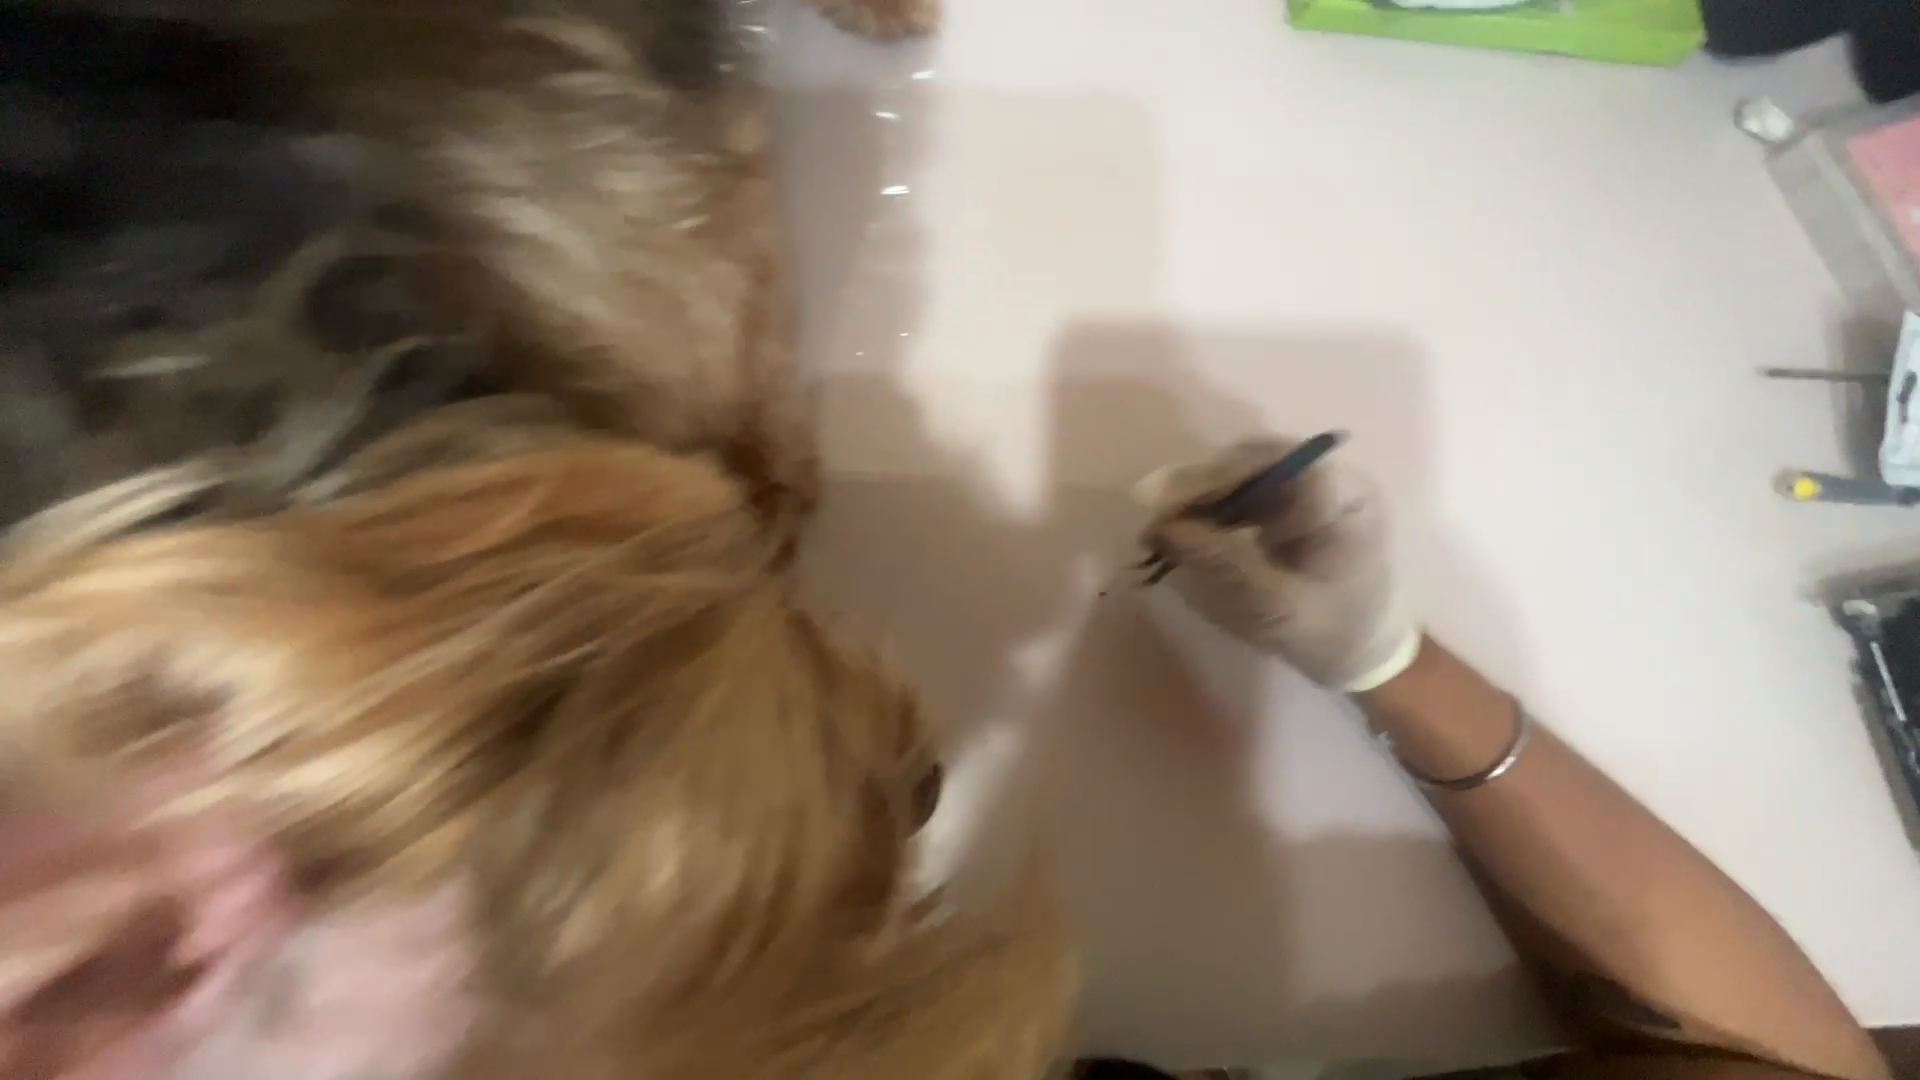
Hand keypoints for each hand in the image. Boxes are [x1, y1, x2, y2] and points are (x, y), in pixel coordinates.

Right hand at [1135, 437, 1420, 691]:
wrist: (1367, 657)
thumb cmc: (1332, 634)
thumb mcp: (1276, 608)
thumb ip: (1222, 564)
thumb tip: (1161, 529)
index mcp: (1344, 496)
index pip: (1273, 464)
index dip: (1217, 478)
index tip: (1170, 507)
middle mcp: (1329, 480)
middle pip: (1252, 464)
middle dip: (1201, 489)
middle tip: (1157, 521)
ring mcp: (1310, 492)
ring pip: (1242, 478)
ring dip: (1200, 502)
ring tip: (1164, 533)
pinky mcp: (1293, 508)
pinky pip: (1244, 497)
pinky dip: (1212, 513)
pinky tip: (1187, 536)